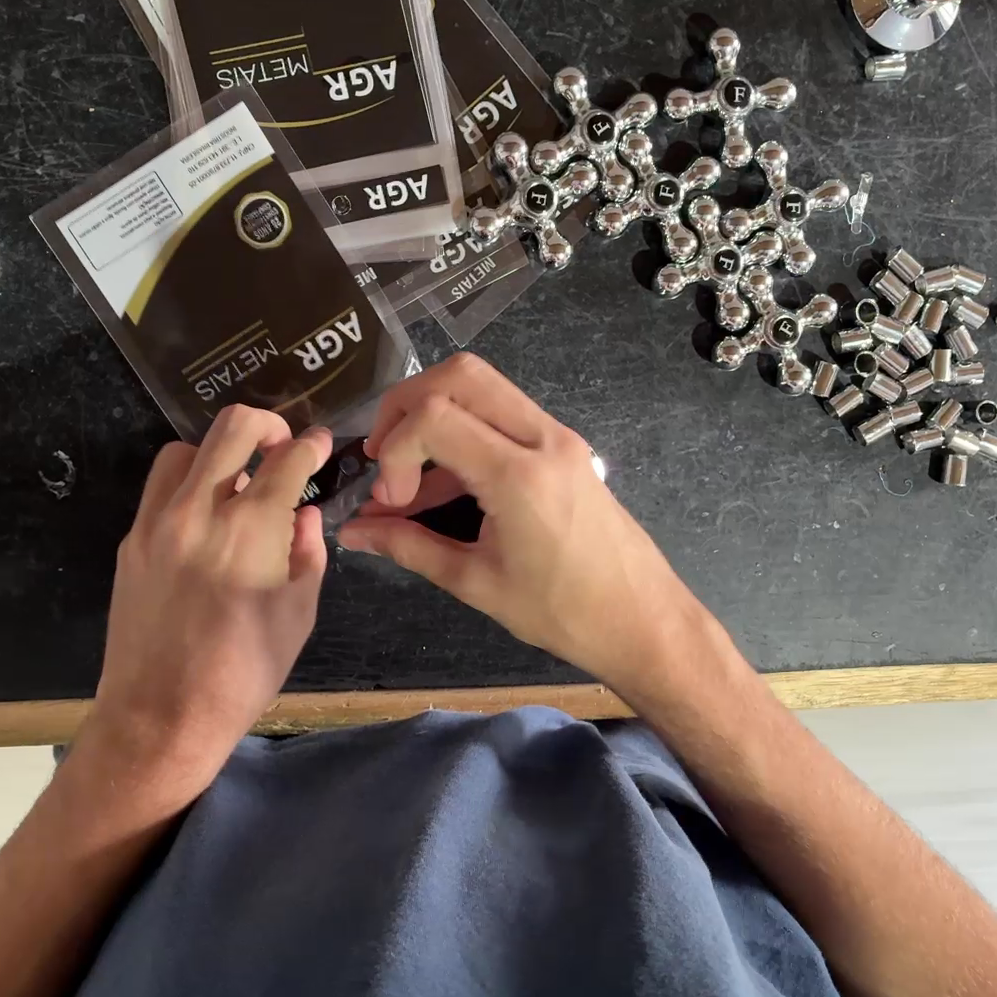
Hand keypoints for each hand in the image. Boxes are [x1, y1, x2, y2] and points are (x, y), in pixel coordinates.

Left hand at [83, 405, 331, 798]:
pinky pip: (160, 489)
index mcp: (252, 529)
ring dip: (219, 453)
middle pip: (232, 428)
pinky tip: (206, 521)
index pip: (288, 460)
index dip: (313, 445)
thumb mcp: (299, 614)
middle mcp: (200, 510)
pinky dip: (188, 486)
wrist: (161, 715)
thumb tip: (305, 515)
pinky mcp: (131, 542)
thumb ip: (308, 552)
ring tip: (238, 484)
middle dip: (267, 425)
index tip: (322, 444)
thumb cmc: (245, 671)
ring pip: (185, 450)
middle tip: (282, 445)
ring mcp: (157, 523)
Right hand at [337, 353, 707, 696]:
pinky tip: (441, 487)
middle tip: (383, 455)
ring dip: (434, 413)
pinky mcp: (565, 448)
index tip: (389, 499)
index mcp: (519, 476)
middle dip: (405, 406)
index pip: (436, 416)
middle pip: (460, 375)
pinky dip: (464, 433)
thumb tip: (353, 533)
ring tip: (408, 475)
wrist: (643, 621)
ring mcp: (559, 438)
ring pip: (484, 386)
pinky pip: (504, 417)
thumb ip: (409, 547)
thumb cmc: (563, 614)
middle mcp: (542, 439)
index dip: (394, 450)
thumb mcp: (476, 583)